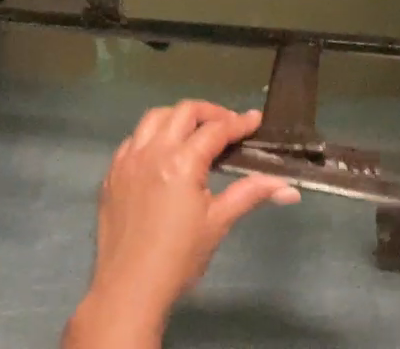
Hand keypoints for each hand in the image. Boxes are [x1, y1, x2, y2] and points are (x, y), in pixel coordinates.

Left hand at [68, 102, 299, 344]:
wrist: (129, 288)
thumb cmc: (179, 257)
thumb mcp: (218, 222)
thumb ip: (250, 194)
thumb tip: (287, 186)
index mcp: (182, 161)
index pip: (215, 130)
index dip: (239, 123)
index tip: (255, 119)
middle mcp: (153, 150)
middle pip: (184, 111)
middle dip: (210, 113)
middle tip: (227, 126)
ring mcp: (128, 159)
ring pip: (154, 117)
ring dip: (178, 117)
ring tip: (194, 133)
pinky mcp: (112, 172)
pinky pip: (133, 139)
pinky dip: (151, 136)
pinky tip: (161, 153)